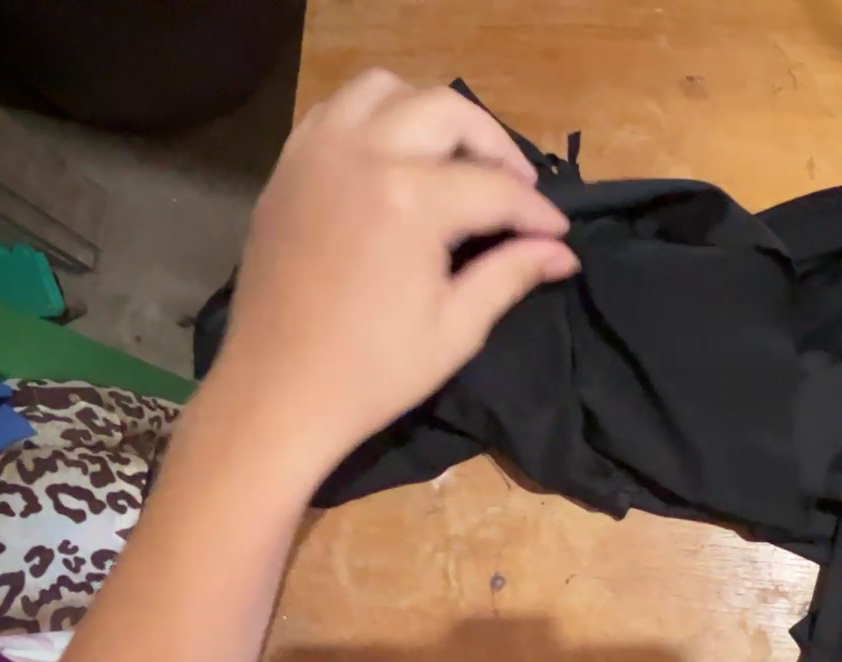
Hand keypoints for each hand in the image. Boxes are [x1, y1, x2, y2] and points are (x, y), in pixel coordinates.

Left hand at [209, 69, 578, 458]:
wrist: (279, 391)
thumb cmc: (374, 373)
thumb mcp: (456, 329)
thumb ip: (510, 276)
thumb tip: (562, 253)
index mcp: (410, 201)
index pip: (494, 188)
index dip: (536, 211)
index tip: (560, 234)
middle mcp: (362, 154)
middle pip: (446, 111)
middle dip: (495, 145)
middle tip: (517, 188)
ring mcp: (317, 153)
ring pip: (387, 91)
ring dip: (433, 116)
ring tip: (456, 161)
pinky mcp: (289, 167)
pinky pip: (337, 110)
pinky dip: (377, 118)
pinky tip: (395, 160)